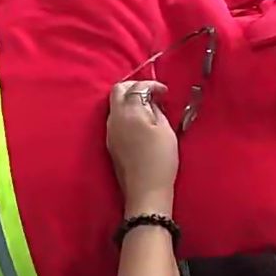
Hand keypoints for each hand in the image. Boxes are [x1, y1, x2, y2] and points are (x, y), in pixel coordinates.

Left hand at [107, 80, 176, 212]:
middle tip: (152, 93)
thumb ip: (156, 110)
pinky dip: (126, 112)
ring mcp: (109, 130)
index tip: (164, 92)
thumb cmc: (160, 159)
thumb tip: (151, 101)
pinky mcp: (110, 142)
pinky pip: (115, 117)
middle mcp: (114, 118)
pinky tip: (140, 120)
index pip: (136, 87)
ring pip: (114, 104)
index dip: (152, 85)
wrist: (145, 190)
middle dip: (135, 87)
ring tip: (148, 106)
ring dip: (129, 99)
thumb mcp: (165, 130)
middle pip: (118, 90)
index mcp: (129, 112)